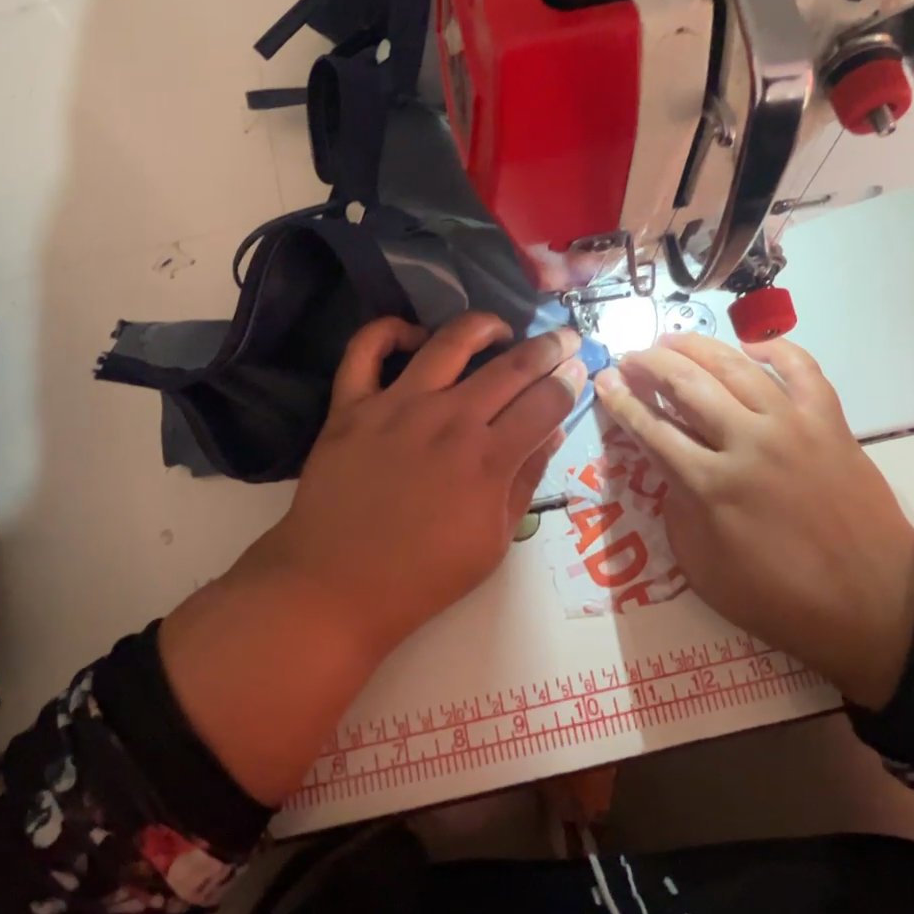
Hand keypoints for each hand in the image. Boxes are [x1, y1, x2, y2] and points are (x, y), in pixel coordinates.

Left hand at [161, 314, 586, 801]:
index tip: (578, 367)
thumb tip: (551, 432)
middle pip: (510, 367)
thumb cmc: (423, 576)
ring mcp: (396, 406)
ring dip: (483, 327)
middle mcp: (448, 419)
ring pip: (449, 342)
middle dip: (547, 347)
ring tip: (499, 329)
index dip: (568, 381)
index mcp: (488, 459)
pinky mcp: (350, 406)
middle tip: (562, 337)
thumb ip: (524, 481)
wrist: (335, 587)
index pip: (544, 403)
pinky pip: (367, 350)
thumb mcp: (493, 541)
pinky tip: (414, 336)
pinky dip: (390, 331)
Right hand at [593, 333, 913, 709]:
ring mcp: (793, 425)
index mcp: (711, 485)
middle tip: (631, 355)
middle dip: (650, 364)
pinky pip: (802, 368)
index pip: (652, 428)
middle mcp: (747, 441)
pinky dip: (775, 349)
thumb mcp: (704, 568)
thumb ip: (678, 511)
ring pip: (736, 366)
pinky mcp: (831, 421)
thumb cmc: (780, 598)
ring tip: (672, 338)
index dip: (621, 402)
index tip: (604, 382)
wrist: (872, 603)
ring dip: (698, 346)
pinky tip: (751, 348)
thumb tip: (669, 467)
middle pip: (687, 384)